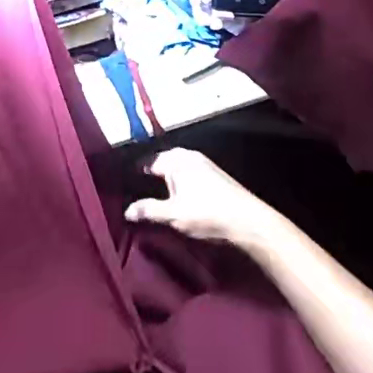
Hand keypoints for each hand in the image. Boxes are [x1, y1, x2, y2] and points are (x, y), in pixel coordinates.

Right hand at [125, 148, 283, 250]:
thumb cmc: (206, 213)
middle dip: (154, 165)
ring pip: (179, 161)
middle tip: (140, 177)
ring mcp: (204, 162)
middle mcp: (189, 155)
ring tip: (158, 183)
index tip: (127, 176)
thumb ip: (149, 210)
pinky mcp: (214, 172)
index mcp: (176, 160)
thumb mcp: (173, 214)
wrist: (245, 217)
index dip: (138, 168)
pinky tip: (180, 187)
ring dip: (168, 169)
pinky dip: (180, 174)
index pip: (150, 160)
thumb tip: (126, 210)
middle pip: (165, 157)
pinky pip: (189, 167)